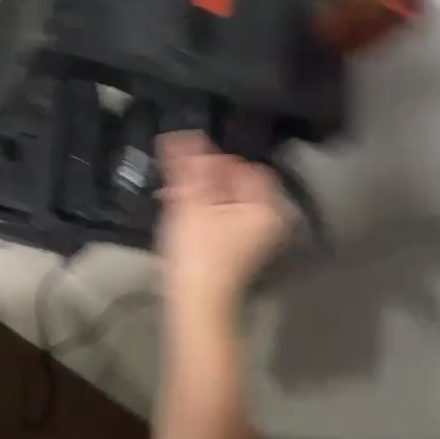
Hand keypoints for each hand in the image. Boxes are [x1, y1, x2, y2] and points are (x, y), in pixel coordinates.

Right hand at [157, 132, 291, 307]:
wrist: (195, 303)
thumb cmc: (197, 254)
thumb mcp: (190, 204)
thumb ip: (187, 167)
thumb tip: (182, 135)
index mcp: (266, 207)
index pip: (244, 166)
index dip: (215, 162)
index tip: (187, 168)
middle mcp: (267, 219)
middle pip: (234, 182)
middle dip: (202, 178)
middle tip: (175, 183)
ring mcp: (252, 235)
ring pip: (223, 199)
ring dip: (197, 193)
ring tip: (172, 198)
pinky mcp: (236, 247)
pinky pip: (220, 216)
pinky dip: (200, 211)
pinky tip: (178, 213)